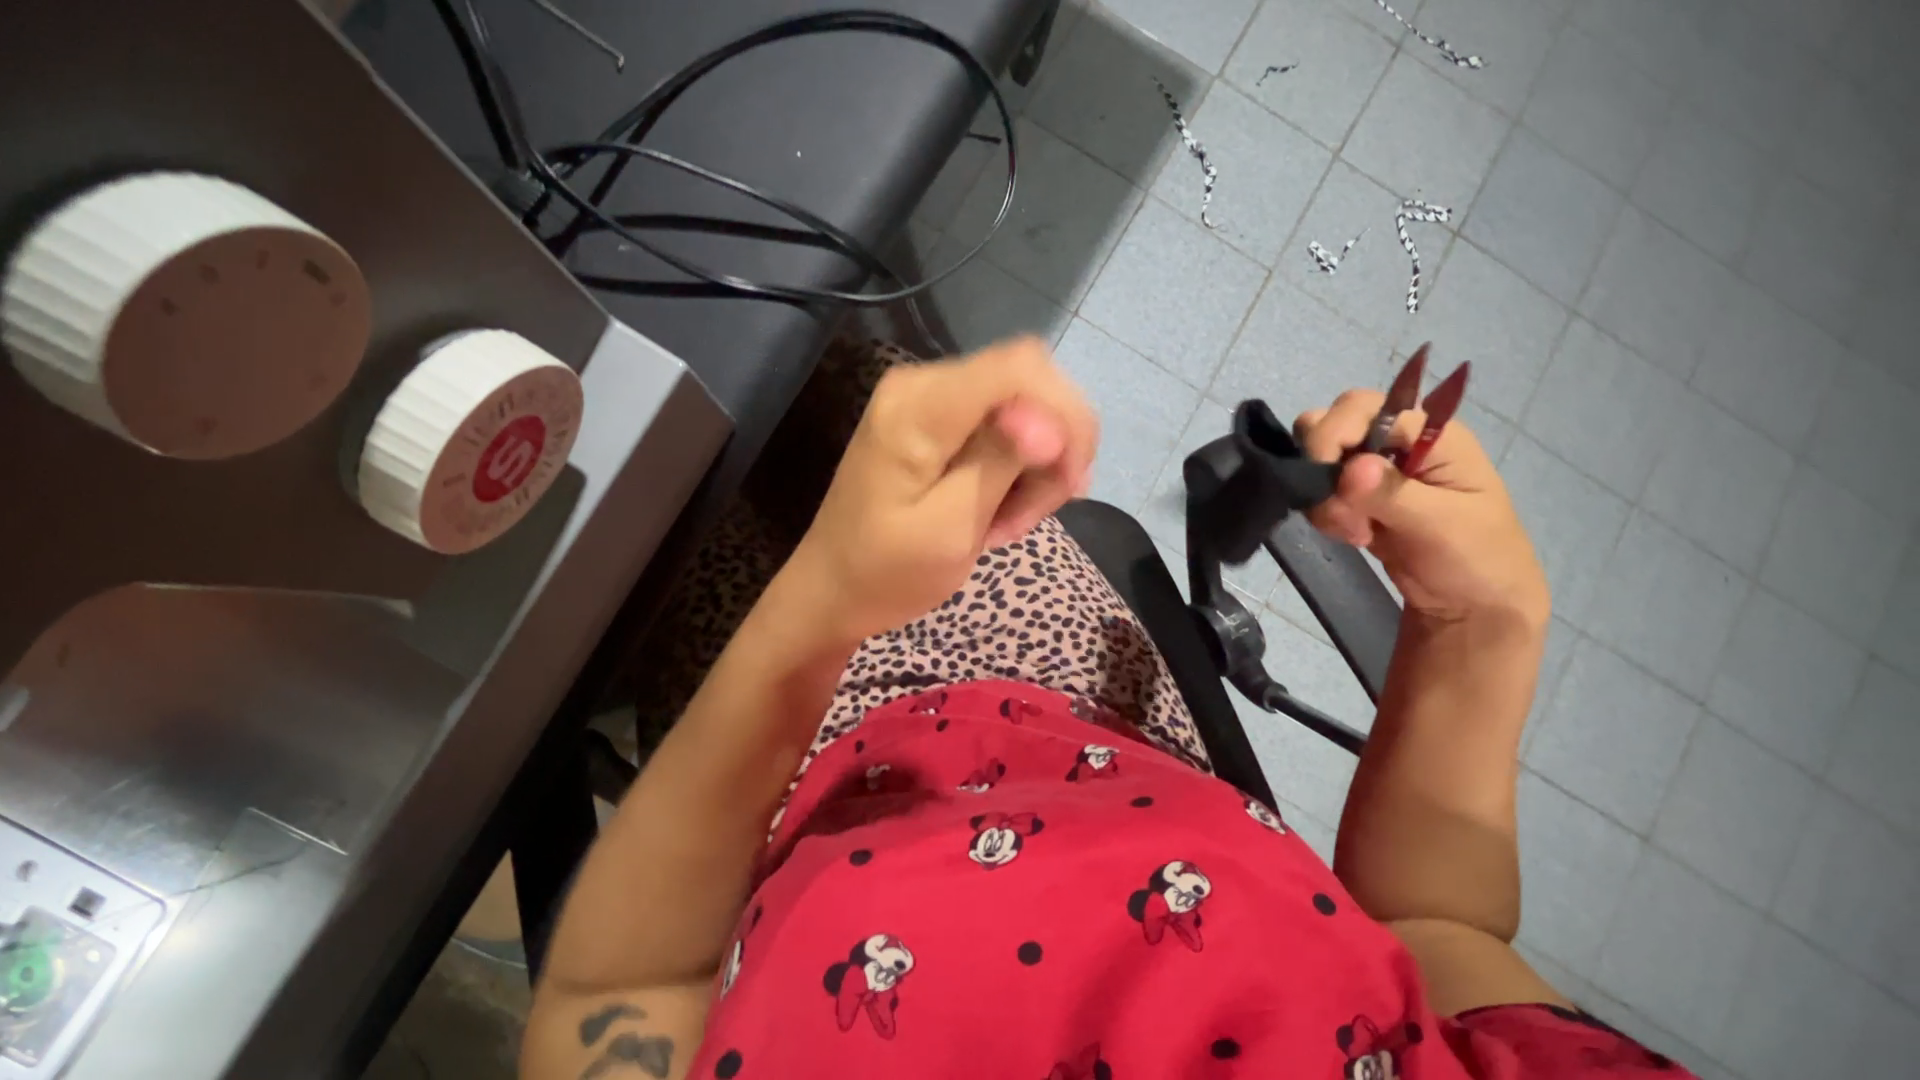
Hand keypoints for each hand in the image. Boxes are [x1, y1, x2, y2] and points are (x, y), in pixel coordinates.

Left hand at [788, 338, 1097, 644]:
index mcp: (920, 406)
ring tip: (1011, 522)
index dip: (1063, 415)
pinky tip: (1000, 511)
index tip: (1069, 480)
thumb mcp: (950, 528)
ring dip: (1036, 466)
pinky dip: (1015, 469)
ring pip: (1023, 405)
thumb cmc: (887, 574)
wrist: (832, 592)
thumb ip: (999, 462)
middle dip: (1056, 444)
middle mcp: (924, 383)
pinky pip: (1000, 425)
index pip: (1021, 367)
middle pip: (1029, 381)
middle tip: (1046, 509)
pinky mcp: (935, 420)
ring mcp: (929, 399)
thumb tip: (1050, 418)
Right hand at [1294, 390, 1547, 626]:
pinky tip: (1356, 537)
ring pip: (1318, 459)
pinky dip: (1326, 513)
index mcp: (1430, 432)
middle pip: (1331, 424)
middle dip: (1323, 467)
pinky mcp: (1358, 497)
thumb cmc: (1477, 560)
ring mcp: (1376, 469)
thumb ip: (1393, 494)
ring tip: (1357, 532)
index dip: (1334, 435)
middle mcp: (1397, 441)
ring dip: (1323, 497)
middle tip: (1344, 513)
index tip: (1327, 481)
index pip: (1362, 407)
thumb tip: (1351, 469)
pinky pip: (1322, 490)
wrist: (1472, 607)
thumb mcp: (1442, 526)